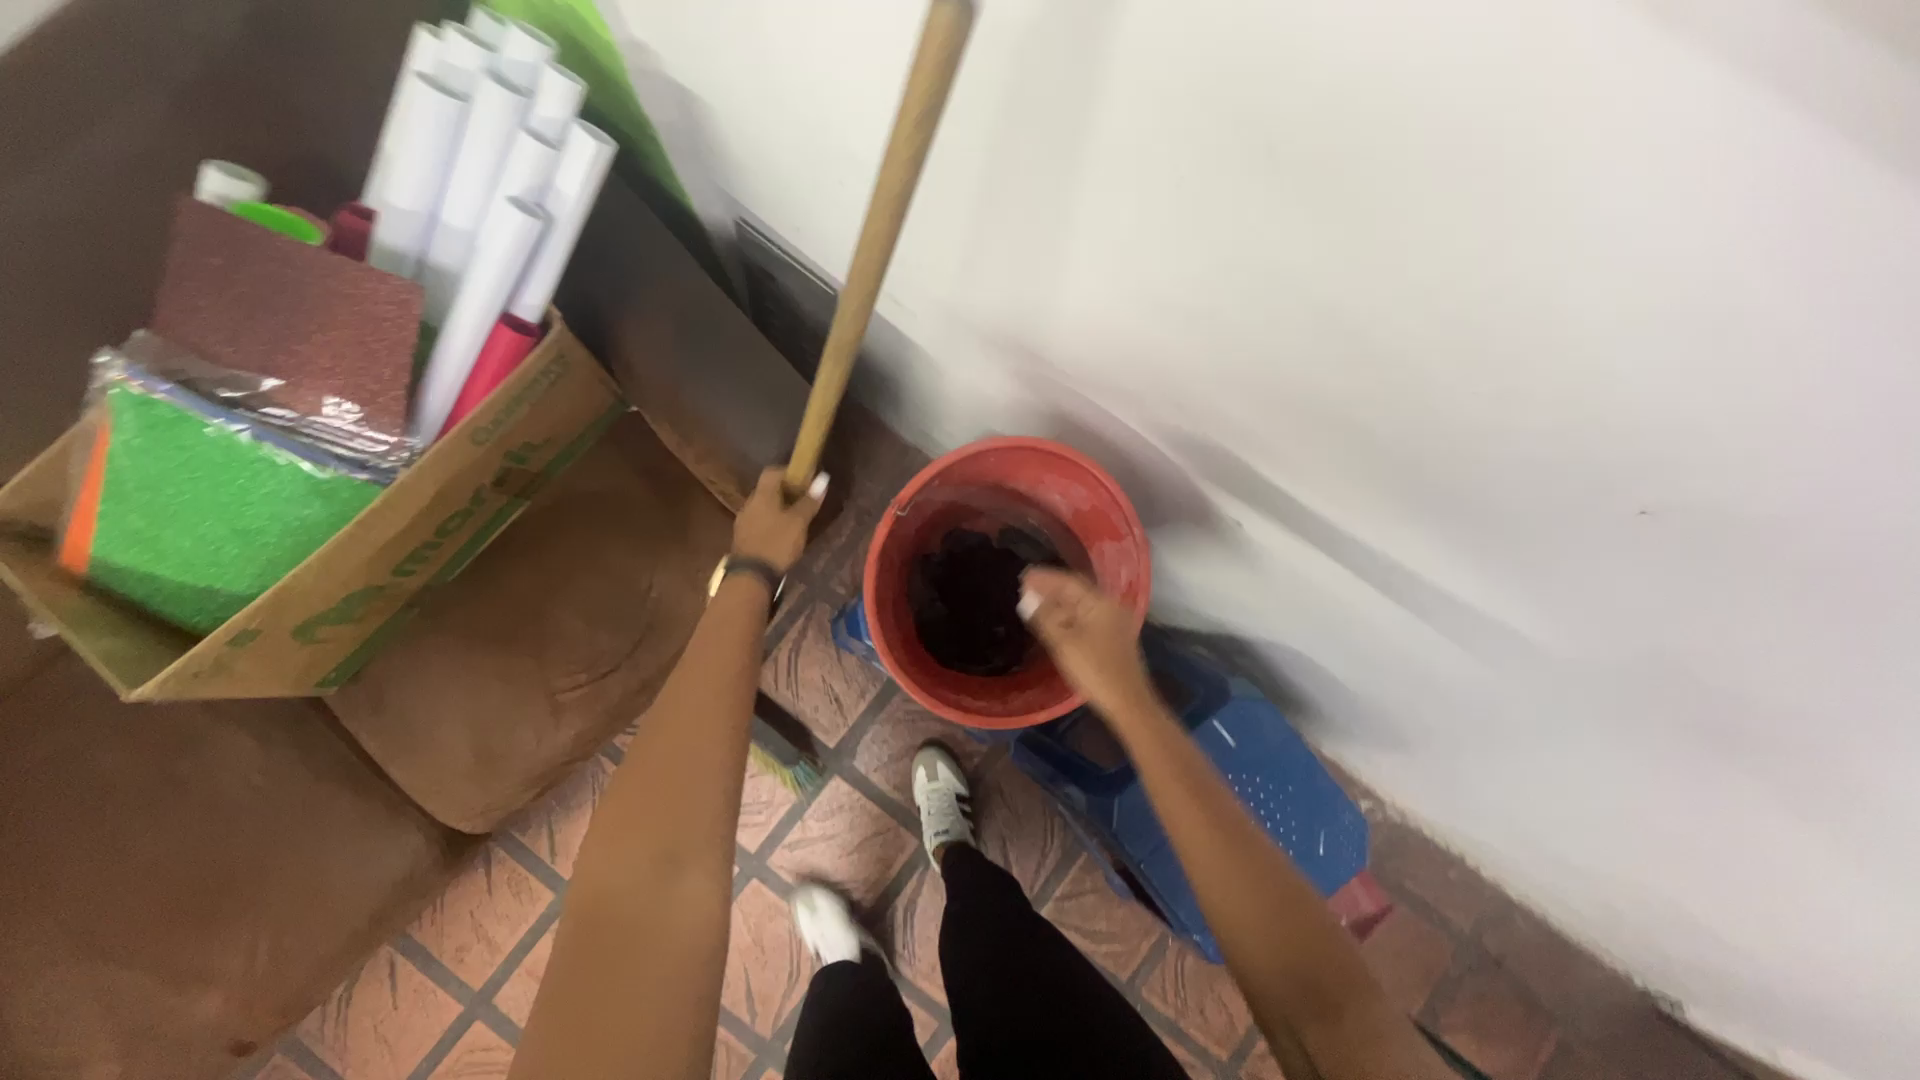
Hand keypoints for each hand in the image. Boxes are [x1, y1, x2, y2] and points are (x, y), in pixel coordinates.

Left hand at [732, 468, 827, 574]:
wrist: (751, 576)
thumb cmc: (777, 543)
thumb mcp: (799, 522)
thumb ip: (810, 501)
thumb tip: (823, 478)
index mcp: (762, 495)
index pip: (772, 472)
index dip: (789, 472)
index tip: (805, 480)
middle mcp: (749, 503)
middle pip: (767, 489)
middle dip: (786, 491)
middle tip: (804, 500)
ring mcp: (744, 520)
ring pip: (763, 506)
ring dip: (778, 508)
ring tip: (796, 519)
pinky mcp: (743, 537)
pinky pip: (759, 521)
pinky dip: (771, 521)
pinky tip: (782, 533)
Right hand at [1018, 566, 1156, 715]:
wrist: (1128, 702)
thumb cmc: (1095, 670)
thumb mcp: (1064, 643)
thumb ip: (1044, 617)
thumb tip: (1028, 598)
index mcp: (1100, 603)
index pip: (1069, 582)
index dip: (1045, 578)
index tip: (1024, 574)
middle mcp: (1110, 607)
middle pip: (1076, 591)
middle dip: (1050, 588)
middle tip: (1025, 586)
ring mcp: (1113, 623)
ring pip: (1081, 605)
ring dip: (1058, 602)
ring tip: (1034, 601)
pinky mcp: (1112, 637)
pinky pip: (1085, 617)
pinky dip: (1067, 615)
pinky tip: (1054, 620)